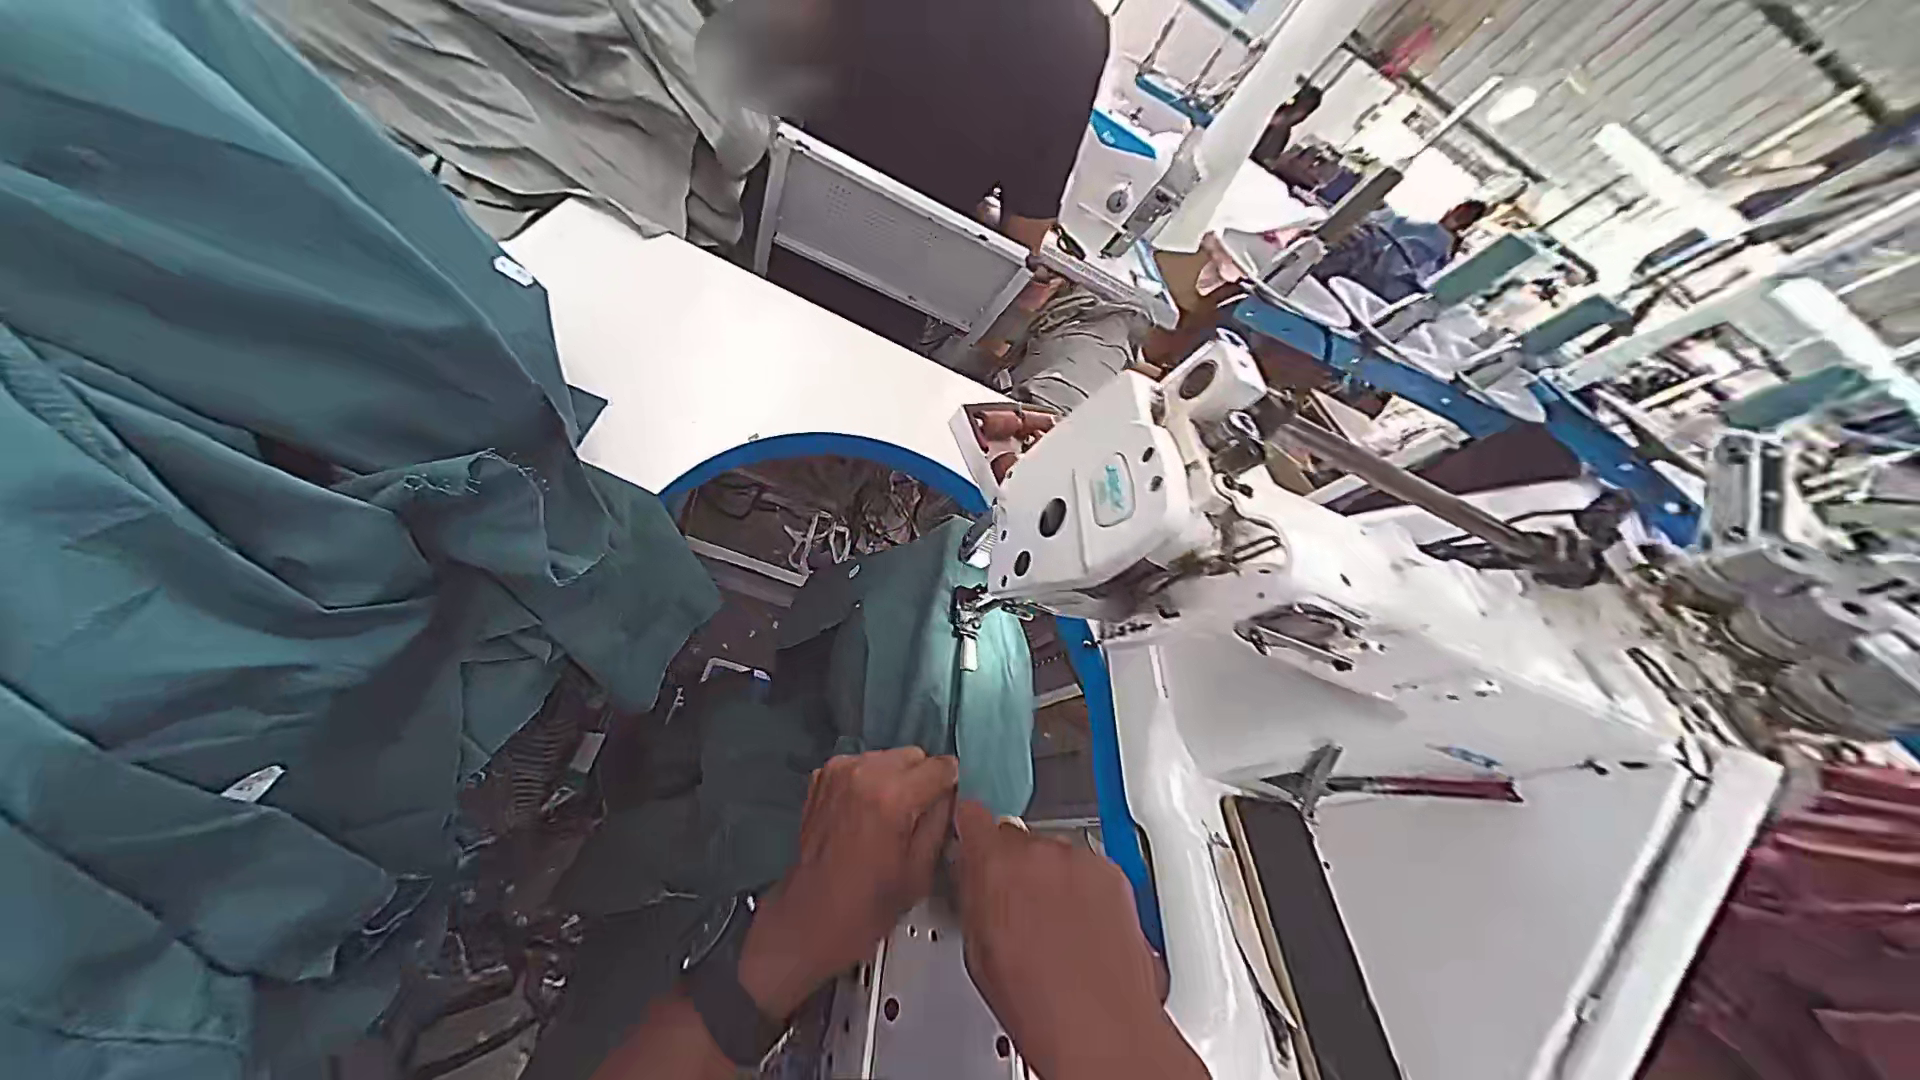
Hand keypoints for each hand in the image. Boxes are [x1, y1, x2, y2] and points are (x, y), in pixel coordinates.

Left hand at [737, 748, 957, 1018]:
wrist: (809, 917)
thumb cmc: (868, 905)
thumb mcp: (921, 869)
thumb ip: (942, 820)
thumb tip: (952, 793)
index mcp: (893, 795)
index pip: (942, 766)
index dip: (949, 786)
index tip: (946, 804)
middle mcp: (866, 771)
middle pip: (915, 755)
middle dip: (921, 780)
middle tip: (915, 814)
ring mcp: (841, 769)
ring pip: (889, 757)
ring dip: (895, 777)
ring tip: (887, 815)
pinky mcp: (825, 774)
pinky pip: (863, 764)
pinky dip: (870, 779)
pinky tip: (864, 811)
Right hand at [950, 801, 1207, 1079]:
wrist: (1100, 1028)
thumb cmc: (1039, 1003)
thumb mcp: (977, 949)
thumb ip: (971, 894)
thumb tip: (973, 878)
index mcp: (993, 864)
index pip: (972, 816)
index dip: (970, 826)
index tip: (972, 832)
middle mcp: (1035, 851)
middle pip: (1015, 837)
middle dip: (1014, 864)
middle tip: (1020, 905)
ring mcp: (1075, 858)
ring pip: (1052, 851)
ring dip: (1050, 875)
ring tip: (1057, 924)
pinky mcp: (1109, 870)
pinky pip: (1087, 865)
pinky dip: (1084, 886)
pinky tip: (1083, 925)